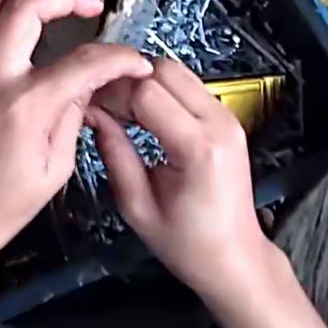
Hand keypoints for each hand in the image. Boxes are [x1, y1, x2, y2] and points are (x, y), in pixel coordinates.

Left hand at [0, 0, 152, 273]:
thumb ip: (73, 114)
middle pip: (27, 6)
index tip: (134, 61)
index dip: (118, 57)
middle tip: (87, 3)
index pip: (84, 63)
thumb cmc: (2, 203)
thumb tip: (88, 80)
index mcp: (26, 105)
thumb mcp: (55, 168)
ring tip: (41, 2)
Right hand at [88, 58, 281, 308]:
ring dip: (143, 79)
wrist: (237, 259)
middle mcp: (218, 122)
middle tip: (105, 103)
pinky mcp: (226, 115)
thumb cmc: (187, 243)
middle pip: (163, 69)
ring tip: (122, 106)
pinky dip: (160, 86)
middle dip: (127, 80)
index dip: (114, 93)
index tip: (93, 107)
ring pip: (176, 69)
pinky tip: (143, 110)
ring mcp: (226, 115)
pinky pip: (187, 82)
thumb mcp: (137, 207)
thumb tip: (91, 112)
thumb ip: (114, 153)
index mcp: (198, 148)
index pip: (147, 92)